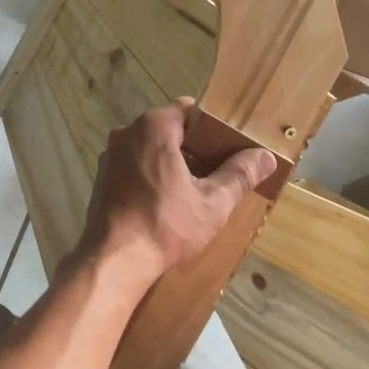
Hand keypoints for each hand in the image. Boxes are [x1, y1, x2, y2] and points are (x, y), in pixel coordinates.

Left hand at [77, 99, 277, 282]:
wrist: (114, 258)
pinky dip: (152, 174)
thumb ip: (239, 175)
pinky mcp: (103, 176)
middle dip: (193, 146)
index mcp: (153, 126)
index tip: (228, 144)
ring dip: (172, 162)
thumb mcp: (212, 203)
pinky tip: (166, 200)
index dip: (211, 125)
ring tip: (196, 187)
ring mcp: (111, 154)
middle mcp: (127, 132)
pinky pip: (134, 164)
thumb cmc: (165, 224)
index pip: (188, 110)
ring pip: (150, 148)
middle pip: (169, 128)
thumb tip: (265, 156)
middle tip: (218, 169)